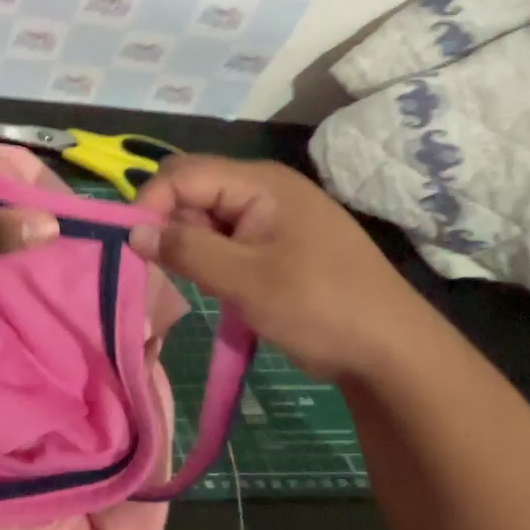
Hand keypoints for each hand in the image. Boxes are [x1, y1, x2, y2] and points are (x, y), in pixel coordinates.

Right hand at [126, 155, 434, 381]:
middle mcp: (266, 187)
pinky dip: (213, 257)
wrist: (397, 356)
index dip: (151, 204)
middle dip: (172, 224)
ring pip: (206, 215)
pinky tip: (224, 286)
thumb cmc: (321, 309)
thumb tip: (132, 231)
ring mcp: (276, 214)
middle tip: (177, 269)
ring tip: (208, 284)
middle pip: (192, 189)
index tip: (137, 248)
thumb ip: (185, 249)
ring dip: (193, 245)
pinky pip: (227, 235)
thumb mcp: (245, 281)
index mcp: (261, 182)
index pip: (181, 174)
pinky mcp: (281, 241)